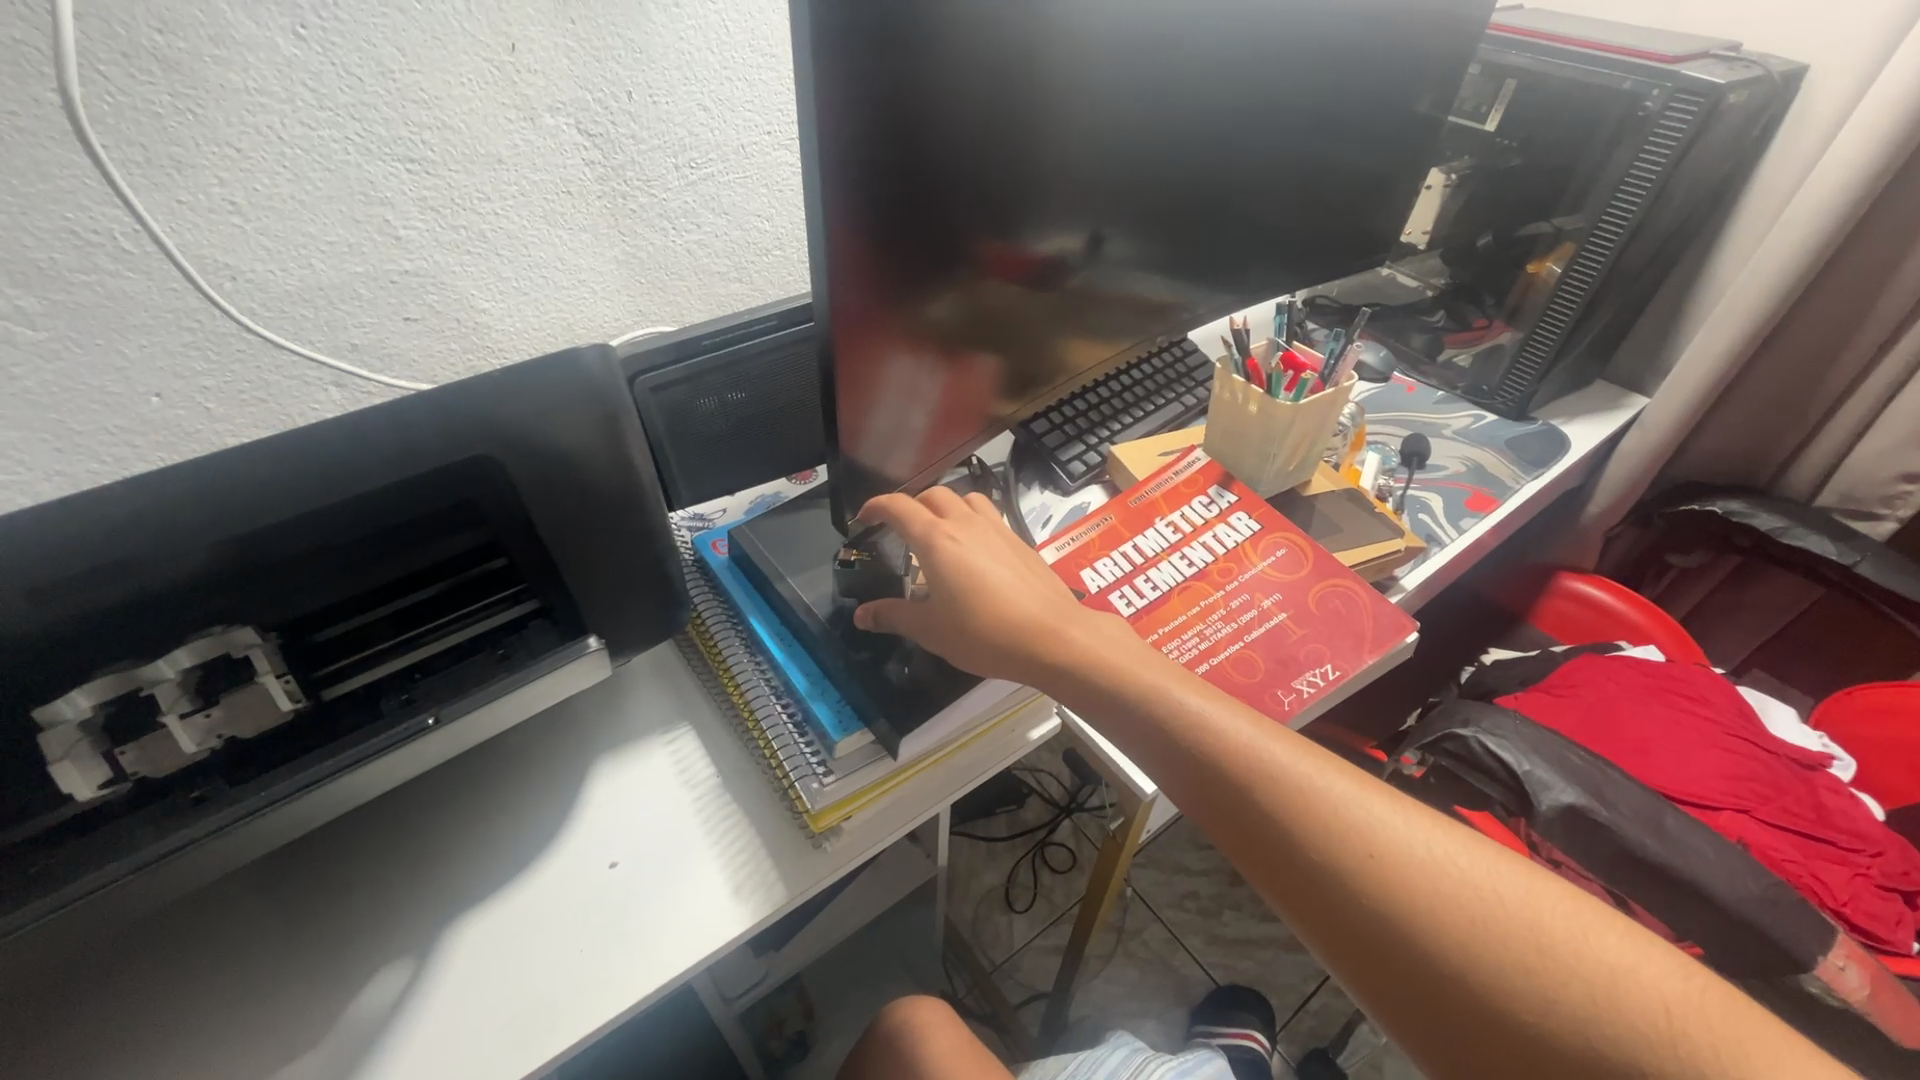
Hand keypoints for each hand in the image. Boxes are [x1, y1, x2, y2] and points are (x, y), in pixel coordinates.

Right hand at [852, 487, 1141, 687]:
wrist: (1052, 635)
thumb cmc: (984, 634)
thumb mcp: (931, 630)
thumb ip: (894, 616)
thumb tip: (862, 615)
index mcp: (936, 540)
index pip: (899, 507)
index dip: (877, 506)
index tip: (864, 518)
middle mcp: (965, 524)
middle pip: (933, 495)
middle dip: (911, 505)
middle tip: (901, 529)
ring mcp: (997, 528)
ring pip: (965, 499)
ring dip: (946, 506)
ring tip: (939, 531)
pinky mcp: (1019, 540)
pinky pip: (989, 515)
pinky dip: (972, 519)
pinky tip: (975, 550)